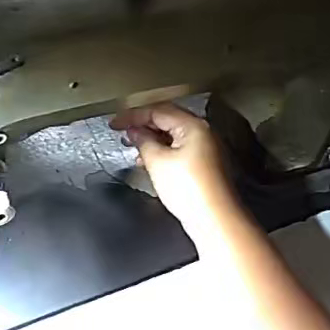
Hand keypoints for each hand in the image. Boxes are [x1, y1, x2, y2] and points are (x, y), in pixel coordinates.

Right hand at [110, 103, 242, 238]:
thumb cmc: (191, 191)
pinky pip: (179, 148)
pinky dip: (162, 150)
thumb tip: (135, 132)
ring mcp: (205, 148)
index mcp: (193, 125)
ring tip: (133, 147)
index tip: (115, 123)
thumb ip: (143, 141)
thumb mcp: (157, 162)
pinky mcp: (203, 164)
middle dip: (143, 124)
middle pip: (167, 119)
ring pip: (172, 135)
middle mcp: (202, 132)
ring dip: (151, 138)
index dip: (133, 115)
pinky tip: (149, 160)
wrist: (214, 219)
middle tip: (122, 131)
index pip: (157, 111)